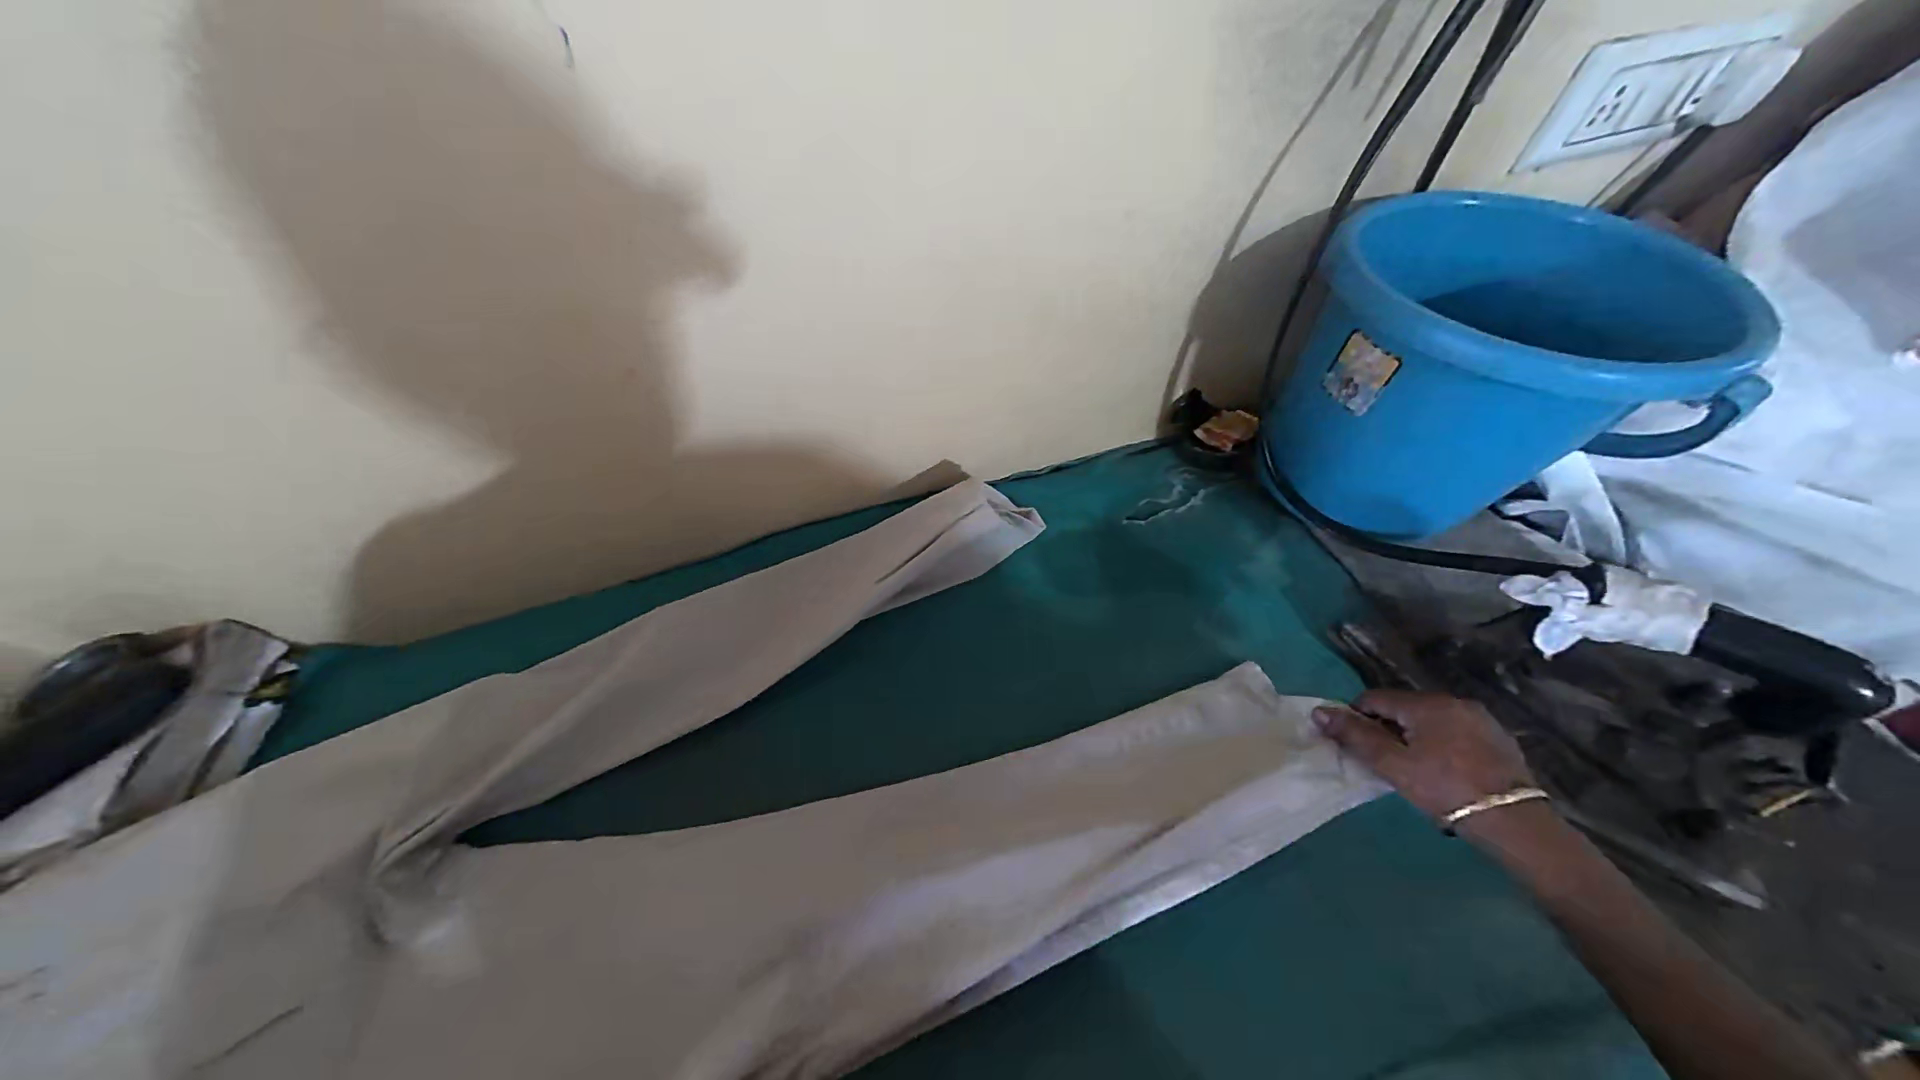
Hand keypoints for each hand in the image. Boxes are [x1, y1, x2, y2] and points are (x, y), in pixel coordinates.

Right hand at [1312, 690, 1537, 824]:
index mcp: (1425, 703)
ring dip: (1415, 736)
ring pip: (1431, 720)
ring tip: (1415, 768)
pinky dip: (1442, 743)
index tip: (1357, 746)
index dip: (1357, 719)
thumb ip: (1355, 735)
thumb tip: (1319, 711)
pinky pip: (1456, 731)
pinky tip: (1445, 770)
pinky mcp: (1500, 738)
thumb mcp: (1392, 764)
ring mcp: (1481, 718)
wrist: (1514, 822)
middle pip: (1403, 708)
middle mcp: (1453, 701)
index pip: (1374, 698)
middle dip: (1388, 728)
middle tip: (1385, 761)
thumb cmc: (1444, 789)